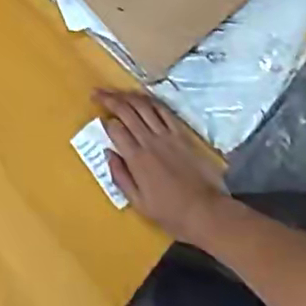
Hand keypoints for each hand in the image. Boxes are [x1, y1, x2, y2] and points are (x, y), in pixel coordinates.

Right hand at [96, 89, 230, 245]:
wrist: (209, 213)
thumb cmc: (171, 213)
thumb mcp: (139, 203)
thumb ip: (120, 176)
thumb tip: (107, 152)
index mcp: (136, 158)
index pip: (115, 128)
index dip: (105, 121)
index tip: (100, 120)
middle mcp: (149, 141)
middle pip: (125, 110)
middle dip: (108, 98)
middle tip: (97, 93)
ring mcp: (167, 136)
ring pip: (143, 106)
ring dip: (127, 95)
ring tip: (116, 92)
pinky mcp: (182, 135)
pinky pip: (164, 111)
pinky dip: (150, 101)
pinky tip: (142, 98)